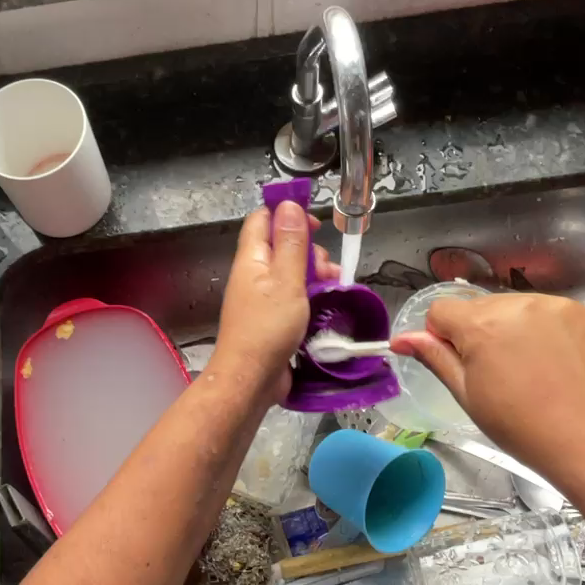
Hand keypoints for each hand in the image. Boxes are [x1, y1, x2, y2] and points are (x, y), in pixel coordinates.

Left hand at [207, 200, 337, 398]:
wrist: (251, 380)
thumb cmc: (267, 329)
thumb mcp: (286, 280)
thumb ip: (291, 243)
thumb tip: (289, 203)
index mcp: (251, 259)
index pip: (263, 220)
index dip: (287, 213)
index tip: (315, 222)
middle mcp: (253, 275)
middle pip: (283, 247)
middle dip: (311, 252)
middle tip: (327, 268)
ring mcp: (262, 299)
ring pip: (292, 274)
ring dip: (315, 276)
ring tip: (334, 287)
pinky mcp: (272, 320)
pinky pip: (293, 298)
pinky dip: (310, 298)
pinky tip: (327, 306)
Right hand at [390, 293, 584, 488]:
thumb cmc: (520, 427)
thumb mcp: (467, 395)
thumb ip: (434, 357)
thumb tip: (400, 339)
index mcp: (482, 325)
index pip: (441, 310)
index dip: (443, 337)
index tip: (462, 365)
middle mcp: (518, 304)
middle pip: (479, 306)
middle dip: (479, 332)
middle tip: (498, 373)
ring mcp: (557, 305)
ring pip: (515, 307)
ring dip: (512, 329)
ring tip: (530, 369)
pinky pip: (550, 312)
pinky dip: (546, 331)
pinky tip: (556, 363)